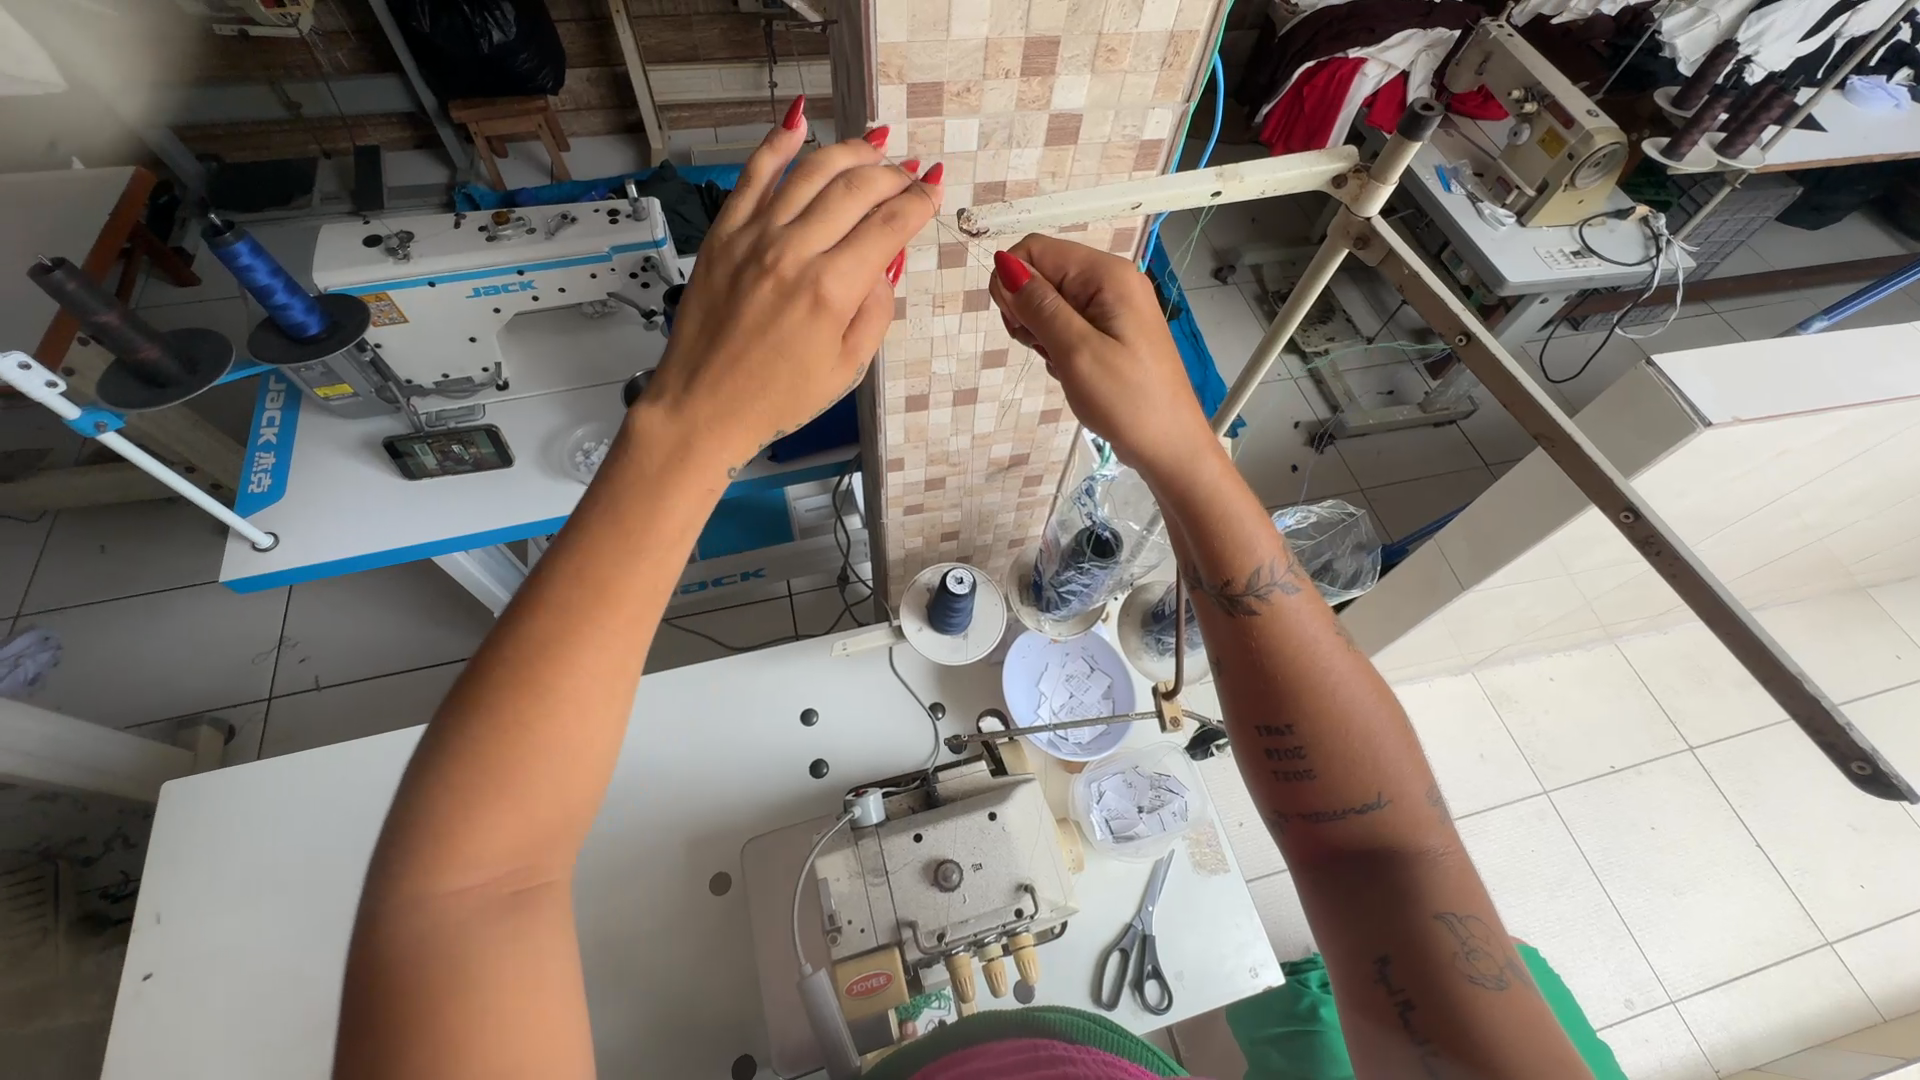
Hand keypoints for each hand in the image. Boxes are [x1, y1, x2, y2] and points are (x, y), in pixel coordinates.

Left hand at [639, 97, 941, 472]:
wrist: (705, 405)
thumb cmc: (780, 398)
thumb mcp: (847, 369)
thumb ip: (876, 311)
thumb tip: (887, 263)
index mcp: (832, 290)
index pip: (889, 227)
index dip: (919, 202)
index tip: (935, 187)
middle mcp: (795, 252)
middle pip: (856, 188)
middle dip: (892, 174)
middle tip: (910, 172)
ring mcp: (754, 237)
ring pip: (811, 171)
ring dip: (849, 151)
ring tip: (874, 146)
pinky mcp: (724, 234)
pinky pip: (753, 174)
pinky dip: (778, 143)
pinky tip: (800, 122)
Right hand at [988, 235, 1217, 482]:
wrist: (1168, 444)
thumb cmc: (1126, 400)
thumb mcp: (1076, 351)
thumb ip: (1039, 305)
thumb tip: (1004, 265)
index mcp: (1106, 275)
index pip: (1035, 249)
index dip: (1012, 282)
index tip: (1017, 327)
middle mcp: (1112, 280)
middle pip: (1043, 272)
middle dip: (1026, 308)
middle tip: (1041, 349)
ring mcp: (1113, 306)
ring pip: (1051, 300)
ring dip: (1040, 329)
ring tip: (1059, 363)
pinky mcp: (1112, 331)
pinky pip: (1068, 323)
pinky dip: (1057, 343)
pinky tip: (1068, 369)